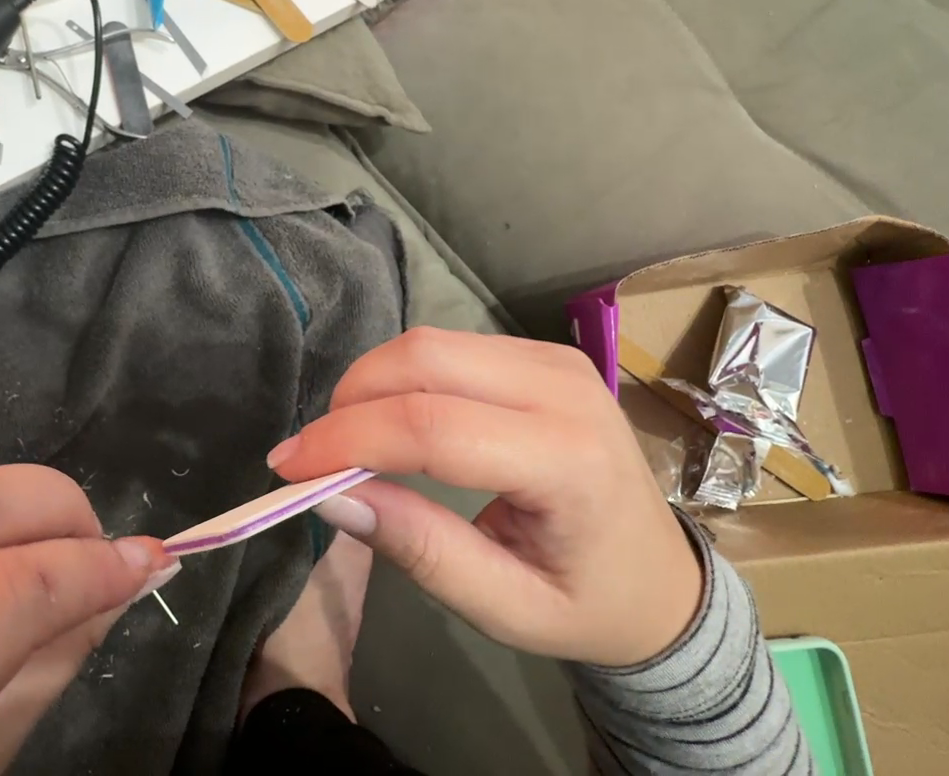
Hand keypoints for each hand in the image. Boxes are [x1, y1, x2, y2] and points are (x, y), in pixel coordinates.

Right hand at [266, 328, 701, 666]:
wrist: (661, 578)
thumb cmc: (586, 603)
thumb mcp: (503, 606)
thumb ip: (420, 549)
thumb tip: (330, 495)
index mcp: (568, 460)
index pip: (433, 426)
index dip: (346, 440)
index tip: (288, 467)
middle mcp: (563, 389)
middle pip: (423, 359)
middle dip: (349, 401)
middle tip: (311, 454)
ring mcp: (554, 359)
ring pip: (427, 343)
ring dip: (368, 385)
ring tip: (345, 442)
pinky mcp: (538, 352)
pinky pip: (445, 346)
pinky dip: (397, 378)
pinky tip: (387, 420)